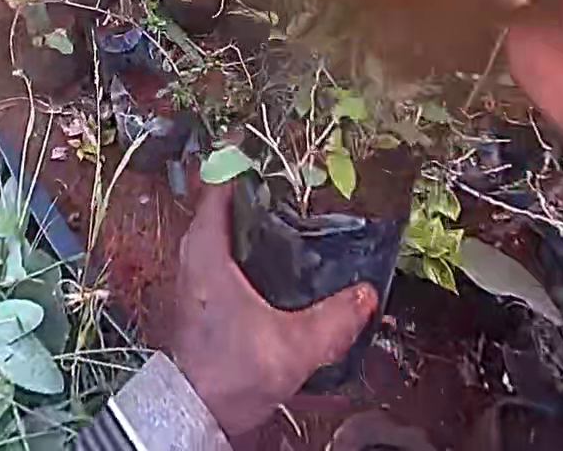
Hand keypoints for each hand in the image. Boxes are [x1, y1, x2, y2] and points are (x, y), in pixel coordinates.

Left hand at [170, 181, 378, 434]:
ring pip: (224, 219)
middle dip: (258, 184)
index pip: (219, 184)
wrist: (195, 412)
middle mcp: (196, 247)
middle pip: (225, 197)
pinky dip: (246, 230)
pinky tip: (278, 243)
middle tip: (296, 177)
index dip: (244, 161)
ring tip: (293, 204)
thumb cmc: (230, 373)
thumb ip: (331, 321)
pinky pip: (223, 239)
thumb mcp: (288, 347)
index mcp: (207, 247)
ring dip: (253, 209)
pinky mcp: (203, 281)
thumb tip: (367, 293)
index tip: (274, 150)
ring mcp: (196, 264)